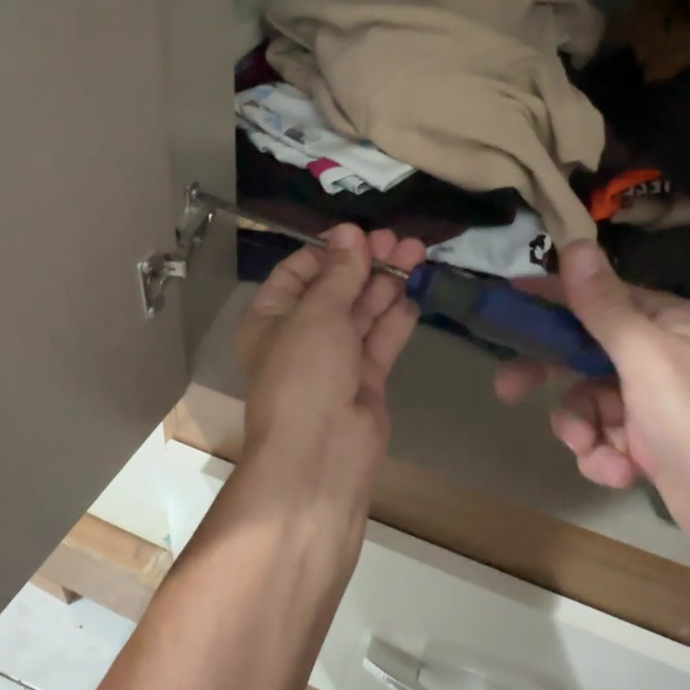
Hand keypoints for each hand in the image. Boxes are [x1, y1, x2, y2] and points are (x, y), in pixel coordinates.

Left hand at [236, 224, 426, 509]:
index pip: (299, 272)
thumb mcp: (318, 312)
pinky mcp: (364, 382)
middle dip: (366, 263)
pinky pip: (380, 342)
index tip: (362, 233)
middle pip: (335, 290)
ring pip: (362, 313)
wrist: (321, 455)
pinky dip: (395, 320)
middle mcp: (300, 336)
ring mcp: (333, 361)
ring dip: (387, 284)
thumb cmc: (305, 373)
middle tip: (401, 240)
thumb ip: (340, 273)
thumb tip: (350, 233)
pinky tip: (414, 296)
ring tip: (418, 254)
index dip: (330, 251)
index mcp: (271, 317)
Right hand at [496, 241, 689, 568]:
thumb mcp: (646, 357)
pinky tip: (622, 473)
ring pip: (586, 403)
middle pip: (580, 353)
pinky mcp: (652, 450)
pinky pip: (604, 441)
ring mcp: (653, 406)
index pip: (593, 297)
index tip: (503, 305)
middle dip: (547, 374)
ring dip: (580, 427)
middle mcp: (656, 358)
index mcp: (662, 324)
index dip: (547, 301)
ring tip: (595, 448)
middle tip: (507, 390)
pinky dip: (604, 457)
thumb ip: (603, 305)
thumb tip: (575, 242)